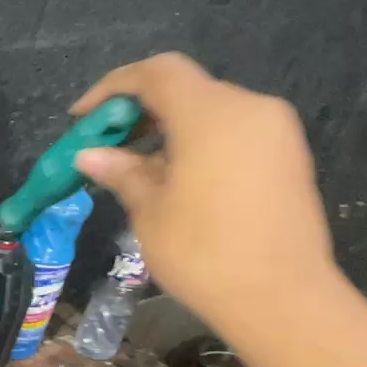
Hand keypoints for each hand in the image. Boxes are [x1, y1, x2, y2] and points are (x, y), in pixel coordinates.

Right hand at [70, 54, 342, 324]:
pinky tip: (174, 179)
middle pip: (186, 90)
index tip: (81, 117)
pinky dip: (196, 144)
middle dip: (140, 111)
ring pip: (210, 112)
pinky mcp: (286, 154)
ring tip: (134, 168)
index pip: (158, 74)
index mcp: (211, 115)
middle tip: (104, 147)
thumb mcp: (150, 212)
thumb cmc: (202, 252)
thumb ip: (124, 173)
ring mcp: (274, 130)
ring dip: (168, 129)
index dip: (114, 86)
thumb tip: (91, 154)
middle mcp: (249, 107)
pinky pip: (232, 133)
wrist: (278, 292)